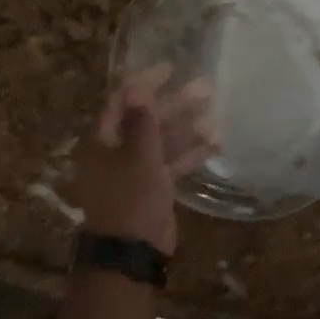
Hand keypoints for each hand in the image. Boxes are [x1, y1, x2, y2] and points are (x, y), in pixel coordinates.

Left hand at [69, 65, 215, 256]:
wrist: (132, 250)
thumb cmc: (130, 197)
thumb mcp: (138, 156)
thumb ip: (142, 121)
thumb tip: (138, 87)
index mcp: (103, 139)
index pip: (123, 100)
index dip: (145, 82)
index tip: (171, 68)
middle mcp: (117, 151)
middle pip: (147, 119)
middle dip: (175, 104)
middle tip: (206, 88)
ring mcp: (135, 170)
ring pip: (162, 141)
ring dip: (187, 128)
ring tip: (216, 113)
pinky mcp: (153, 187)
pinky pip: (171, 163)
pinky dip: (190, 154)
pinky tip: (216, 144)